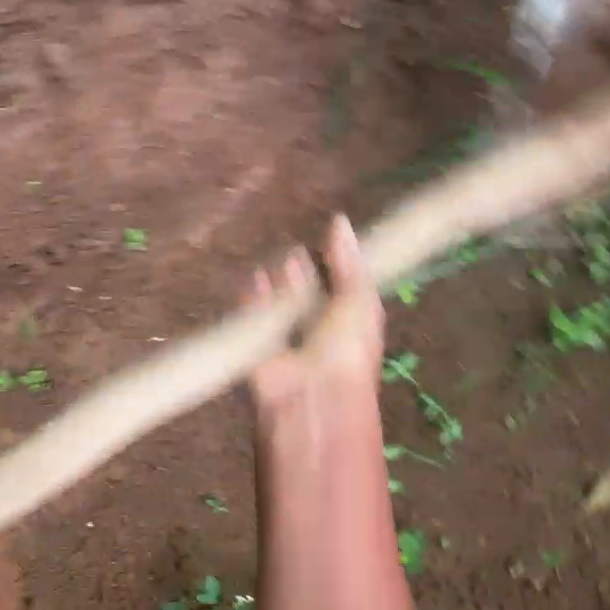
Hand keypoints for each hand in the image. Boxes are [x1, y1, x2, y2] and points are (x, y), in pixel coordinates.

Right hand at [248, 215, 384, 412]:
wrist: (312, 390)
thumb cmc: (346, 346)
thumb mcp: (358, 297)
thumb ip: (347, 261)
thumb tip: (337, 220)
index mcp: (349, 318)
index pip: (341, 286)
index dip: (334, 265)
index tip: (325, 241)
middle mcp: (318, 326)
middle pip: (307, 295)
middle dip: (301, 274)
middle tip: (294, 250)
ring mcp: (287, 336)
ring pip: (279, 304)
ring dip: (275, 284)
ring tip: (272, 260)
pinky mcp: (257, 344)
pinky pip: (253, 317)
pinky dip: (251, 299)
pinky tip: (251, 279)